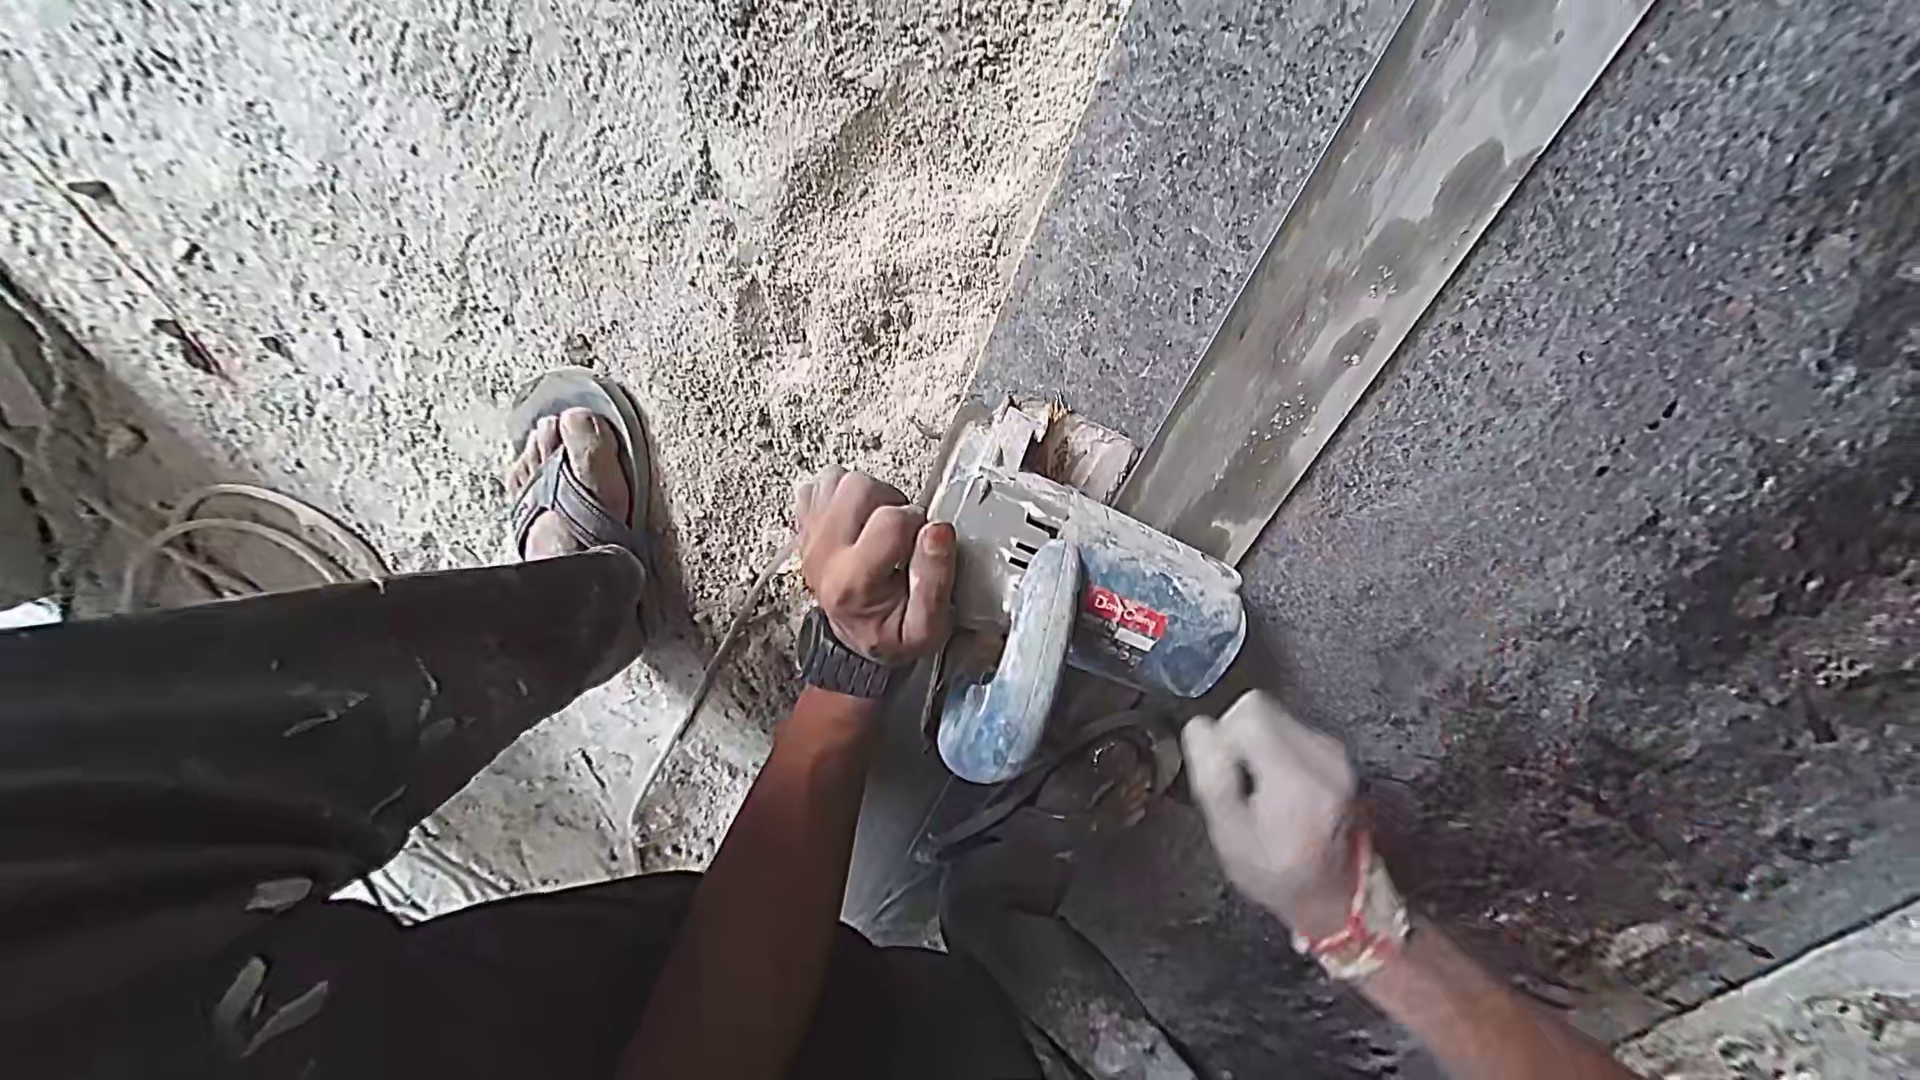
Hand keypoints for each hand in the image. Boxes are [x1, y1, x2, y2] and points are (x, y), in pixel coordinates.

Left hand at [793, 466, 956, 665]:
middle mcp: (823, 555)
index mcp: (852, 582)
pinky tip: (860, 519)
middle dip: (892, 502)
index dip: (918, 524)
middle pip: (859, 488)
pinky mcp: (806, 526)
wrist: (858, 640)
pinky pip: (821, 484)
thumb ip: (936, 581)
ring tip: (882, 525)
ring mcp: (810, 538)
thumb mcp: (928, 628)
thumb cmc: (893, 632)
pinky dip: (844, 493)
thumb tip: (937, 531)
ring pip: (840, 478)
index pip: (891, 521)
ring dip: (870, 495)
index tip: (921, 546)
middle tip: (902, 534)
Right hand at [1181, 690, 1359, 938]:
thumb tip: (1199, 727)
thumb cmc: (1277, 873)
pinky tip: (1273, 781)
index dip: (1222, 735)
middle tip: (1237, 778)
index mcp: (1296, 777)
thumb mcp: (1229, 836)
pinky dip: (1270, 745)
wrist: (1335, 896)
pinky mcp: (1335, 752)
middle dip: (1234, 735)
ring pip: (1270, 714)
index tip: (1224, 770)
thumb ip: (1211, 778)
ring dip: (1252, 740)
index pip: (1247, 713)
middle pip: (1257, 708)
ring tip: (1256, 783)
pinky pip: (1285, 727)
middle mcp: (1322, 756)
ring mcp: (1333, 753)